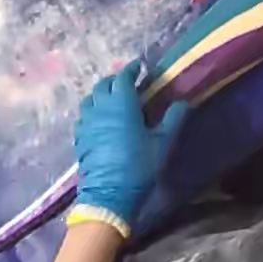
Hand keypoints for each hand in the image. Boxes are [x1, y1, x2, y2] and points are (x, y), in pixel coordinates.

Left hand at [73, 60, 190, 229]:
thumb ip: (172, 118)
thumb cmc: (139, 165)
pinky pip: (85, 116)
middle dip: (115, 80)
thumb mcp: (162, 143)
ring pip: (91, 99)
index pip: (123, 77)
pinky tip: (101, 121)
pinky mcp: (79, 137)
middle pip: (104, 85)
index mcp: (120, 103)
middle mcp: (100, 107)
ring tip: (113, 100)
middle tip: (128, 83)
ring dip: (101, 95)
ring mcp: (86, 122)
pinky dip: (93, 111)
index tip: (139, 66)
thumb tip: (182, 101)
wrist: (109, 195)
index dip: (131, 70)